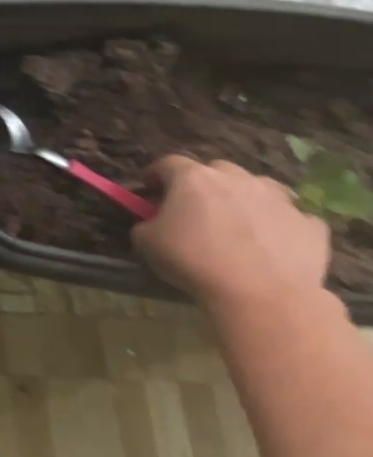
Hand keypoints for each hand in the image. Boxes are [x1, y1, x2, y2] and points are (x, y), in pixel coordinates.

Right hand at [135, 155, 331, 314]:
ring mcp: (279, 200)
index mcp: (193, 178)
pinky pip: (292, 215)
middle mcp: (237, 179)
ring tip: (239, 219)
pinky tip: (273, 239)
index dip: (156, 174)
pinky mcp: (310, 224)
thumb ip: (148, 221)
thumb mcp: (146, 241)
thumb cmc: (194, 261)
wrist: (262, 294)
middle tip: (196, 206)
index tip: (150, 189)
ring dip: (245, 196)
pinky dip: (280, 222)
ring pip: (259, 186)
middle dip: (205, 183)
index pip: (168, 163)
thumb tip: (156, 220)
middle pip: (218, 169)